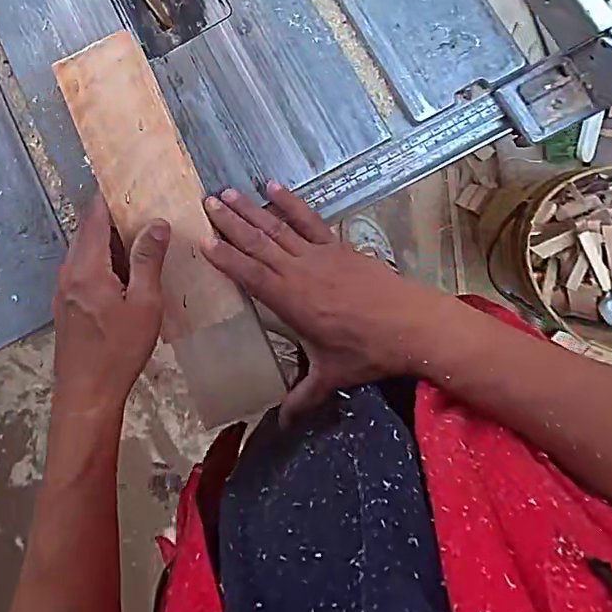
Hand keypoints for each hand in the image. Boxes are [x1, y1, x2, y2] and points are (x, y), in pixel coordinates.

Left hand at [51, 194, 166, 421]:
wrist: (86, 396)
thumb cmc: (119, 350)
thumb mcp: (144, 304)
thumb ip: (148, 261)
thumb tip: (155, 224)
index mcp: (86, 269)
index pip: (94, 219)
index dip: (107, 197)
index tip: (123, 180)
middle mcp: (68, 274)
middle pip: (86, 232)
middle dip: (110, 215)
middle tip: (140, 204)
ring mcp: (63, 291)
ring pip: (84, 251)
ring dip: (107, 238)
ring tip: (137, 232)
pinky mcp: (66, 306)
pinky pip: (83, 268)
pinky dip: (102, 258)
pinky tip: (123, 268)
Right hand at [202, 182, 465, 423]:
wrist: (409, 323)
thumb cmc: (366, 351)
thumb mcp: (330, 376)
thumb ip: (302, 397)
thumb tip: (281, 424)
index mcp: (290, 300)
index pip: (249, 275)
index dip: (225, 257)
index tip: (202, 240)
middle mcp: (299, 271)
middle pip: (258, 243)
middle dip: (230, 223)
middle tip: (207, 202)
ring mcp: (319, 254)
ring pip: (277, 227)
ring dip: (252, 209)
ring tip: (229, 192)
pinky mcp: (337, 245)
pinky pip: (309, 220)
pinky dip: (291, 203)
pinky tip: (274, 187)